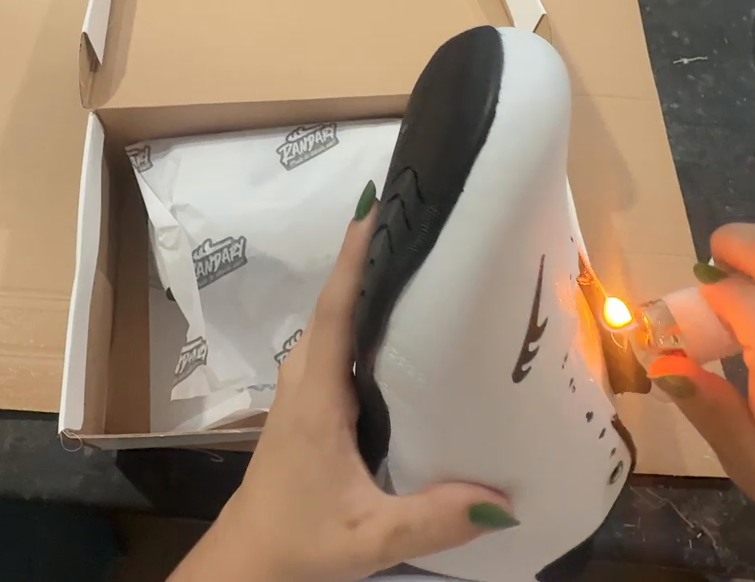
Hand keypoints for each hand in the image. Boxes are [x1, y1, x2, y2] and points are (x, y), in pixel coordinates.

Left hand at [171, 186, 516, 581]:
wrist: (248, 558)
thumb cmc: (301, 538)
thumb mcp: (370, 536)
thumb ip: (434, 517)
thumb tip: (506, 499)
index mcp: (317, 393)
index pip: (335, 309)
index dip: (352, 258)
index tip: (372, 208)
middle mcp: (305, 374)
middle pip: (334, 300)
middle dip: (367, 256)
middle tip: (414, 222)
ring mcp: (301, 382)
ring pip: (332, 318)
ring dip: (362, 282)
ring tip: (411, 258)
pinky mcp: (306, 395)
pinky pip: (333, 339)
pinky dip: (358, 314)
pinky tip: (395, 322)